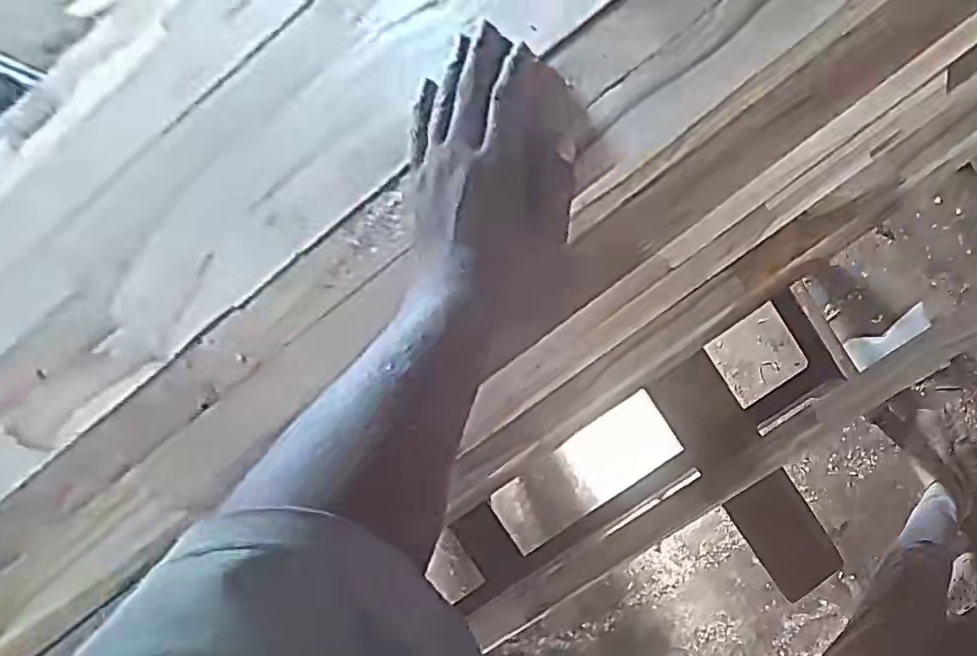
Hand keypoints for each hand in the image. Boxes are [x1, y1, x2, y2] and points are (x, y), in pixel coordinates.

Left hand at [406, 24, 578, 366]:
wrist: (454, 304)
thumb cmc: (514, 280)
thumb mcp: (549, 239)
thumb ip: (553, 190)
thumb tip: (558, 147)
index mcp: (499, 167)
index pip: (509, 107)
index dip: (518, 77)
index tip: (528, 53)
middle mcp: (461, 154)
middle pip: (471, 93)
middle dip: (482, 59)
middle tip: (491, 29)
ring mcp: (433, 165)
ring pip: (442, 103)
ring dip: (454, 71)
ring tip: (463, 44)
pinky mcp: (418, 182)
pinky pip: (420, 128)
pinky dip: (425, 103)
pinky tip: (428, 87)